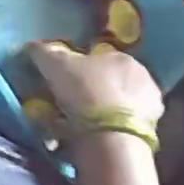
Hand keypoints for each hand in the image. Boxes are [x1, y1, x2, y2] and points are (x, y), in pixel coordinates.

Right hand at [28, 42, 163, 123]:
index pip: (97, 59)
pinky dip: (110, 130)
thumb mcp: (56, 66)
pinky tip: (95, 139)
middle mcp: (142, 75)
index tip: (61, 84)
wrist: (110, 134)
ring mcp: (149, 103)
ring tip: (80, 128)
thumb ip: (44, 53)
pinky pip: (124, 126)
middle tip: (69, 108)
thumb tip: (32, 45)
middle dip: (92, 92)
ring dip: (102, 112)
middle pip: (109, 82)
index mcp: (121, 57)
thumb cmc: (84, 92)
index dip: (77, 71)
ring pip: (118, 104)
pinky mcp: (151, 129)